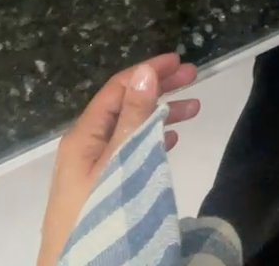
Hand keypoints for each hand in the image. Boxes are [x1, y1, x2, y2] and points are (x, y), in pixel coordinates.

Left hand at [36, 55, 200, 265]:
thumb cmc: (101, 216)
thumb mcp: (121, 162)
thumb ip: (133, 117)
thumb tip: (144, 71)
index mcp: (83, 137)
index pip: (118, 88)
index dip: (148, 70)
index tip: (180, 62)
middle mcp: (84, 148)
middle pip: (124, 105)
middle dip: (159, 87)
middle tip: (195, 76)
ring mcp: (90, 170)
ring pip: (129, 128)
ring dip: (161, 113)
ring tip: (195, 109)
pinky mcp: (100, 189)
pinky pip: (129, 149)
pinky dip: (152, 138)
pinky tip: (172, 140)